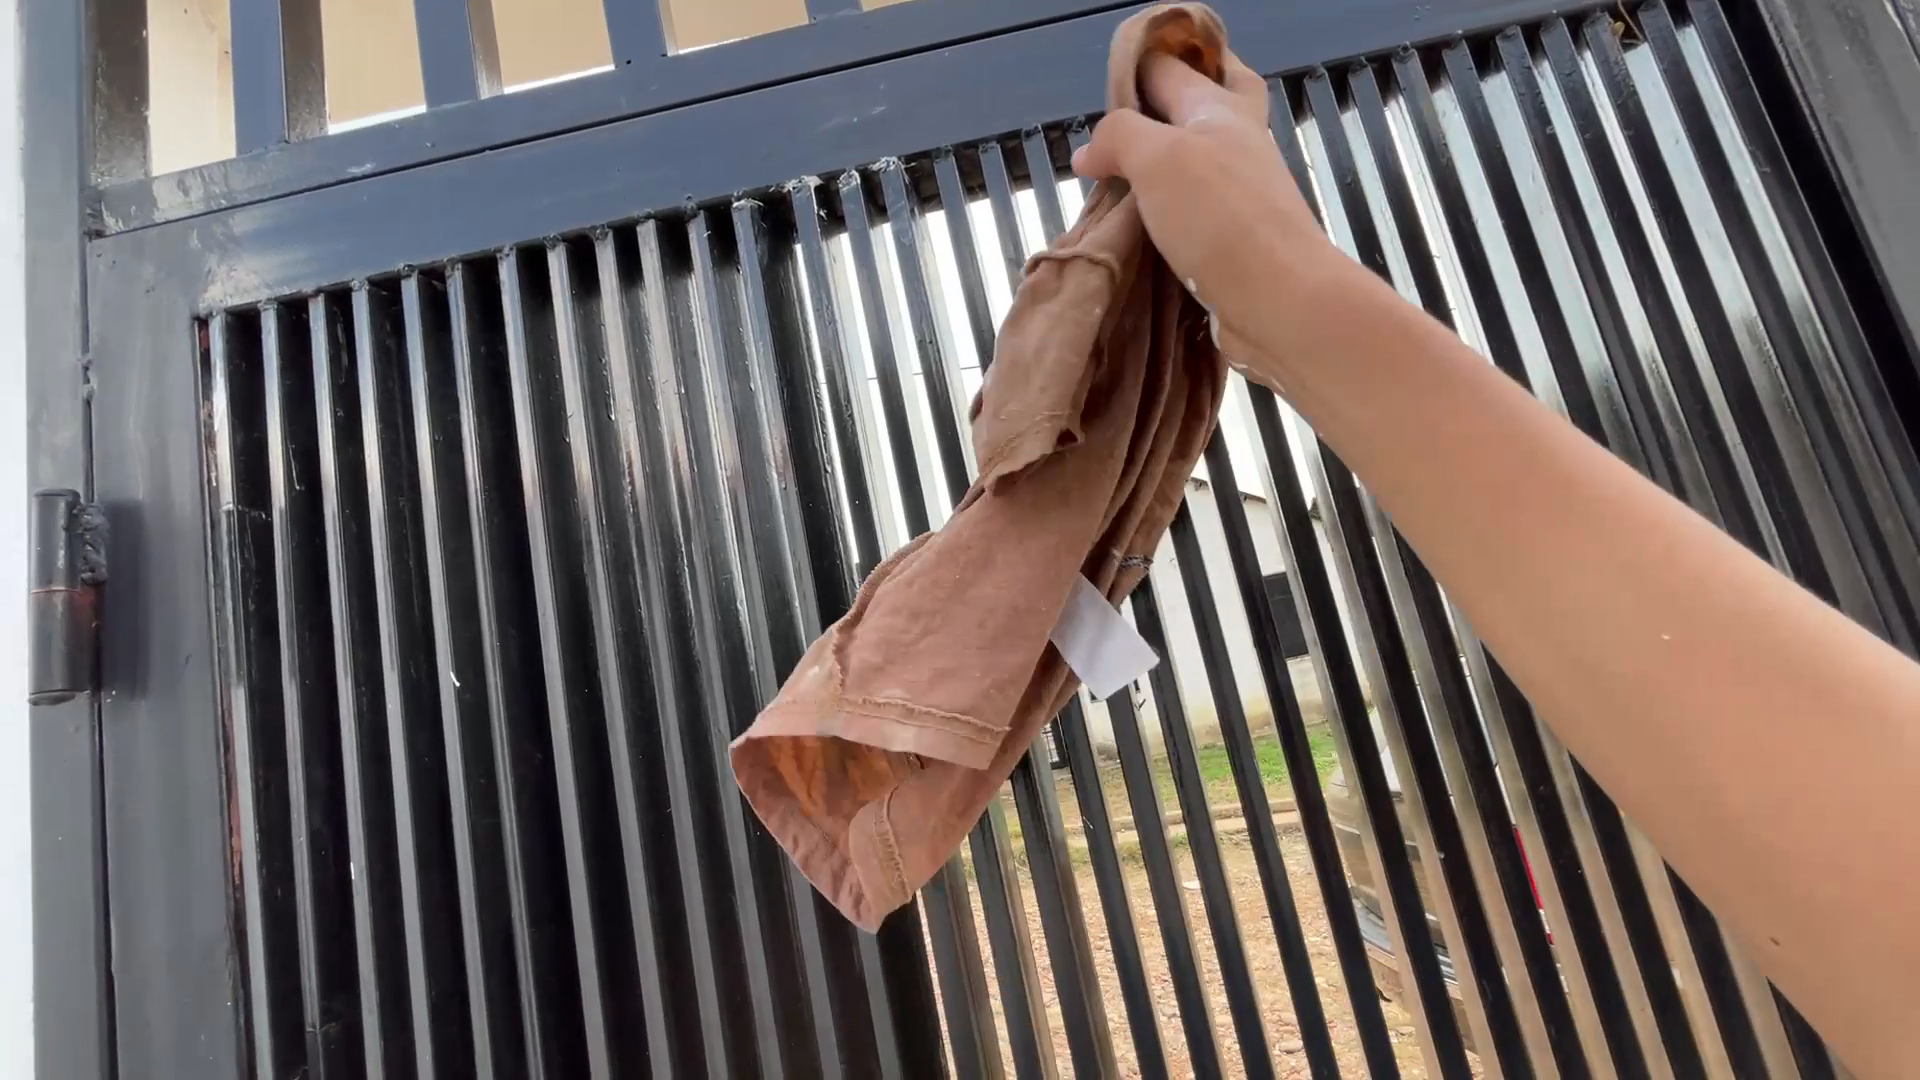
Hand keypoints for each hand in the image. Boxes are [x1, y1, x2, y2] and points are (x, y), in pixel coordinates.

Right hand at [1072, 51, 1336, 372]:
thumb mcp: (1157, 159)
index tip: (1100, 95)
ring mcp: (1242, 191)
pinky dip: (1171, 207)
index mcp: (1220, 108)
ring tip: (1124, 179)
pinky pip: (1199, 207)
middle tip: (1136, 117)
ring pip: (1203, 157)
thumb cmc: (1219, 219)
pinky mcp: (1238, 236)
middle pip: (1213, 97)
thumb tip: (1089, 152)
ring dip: (1167, 161)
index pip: (1173, 67)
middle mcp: (1238, 141)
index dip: (1137, 68)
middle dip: (1174, 98)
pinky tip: (1145, 226)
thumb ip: (1119, 138)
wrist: (1276, 297)